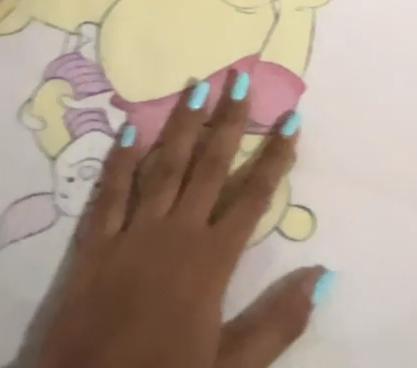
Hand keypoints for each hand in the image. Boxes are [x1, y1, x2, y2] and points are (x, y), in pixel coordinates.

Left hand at [34, 74, 328, 367]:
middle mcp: (176, 234)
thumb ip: (277, 321)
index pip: (253, 196)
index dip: (275, 156)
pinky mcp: (93, 248)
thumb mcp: (231, 366)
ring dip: (182, 126)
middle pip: (210, 166)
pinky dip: (119, 161)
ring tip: (196, 86)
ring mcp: (132, 236)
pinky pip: (109, 194)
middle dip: (229, 121)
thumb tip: (323, 275)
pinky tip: (129, 129)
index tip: (292, 117)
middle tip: (240, 78)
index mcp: (212, 261)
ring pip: (163, 168)